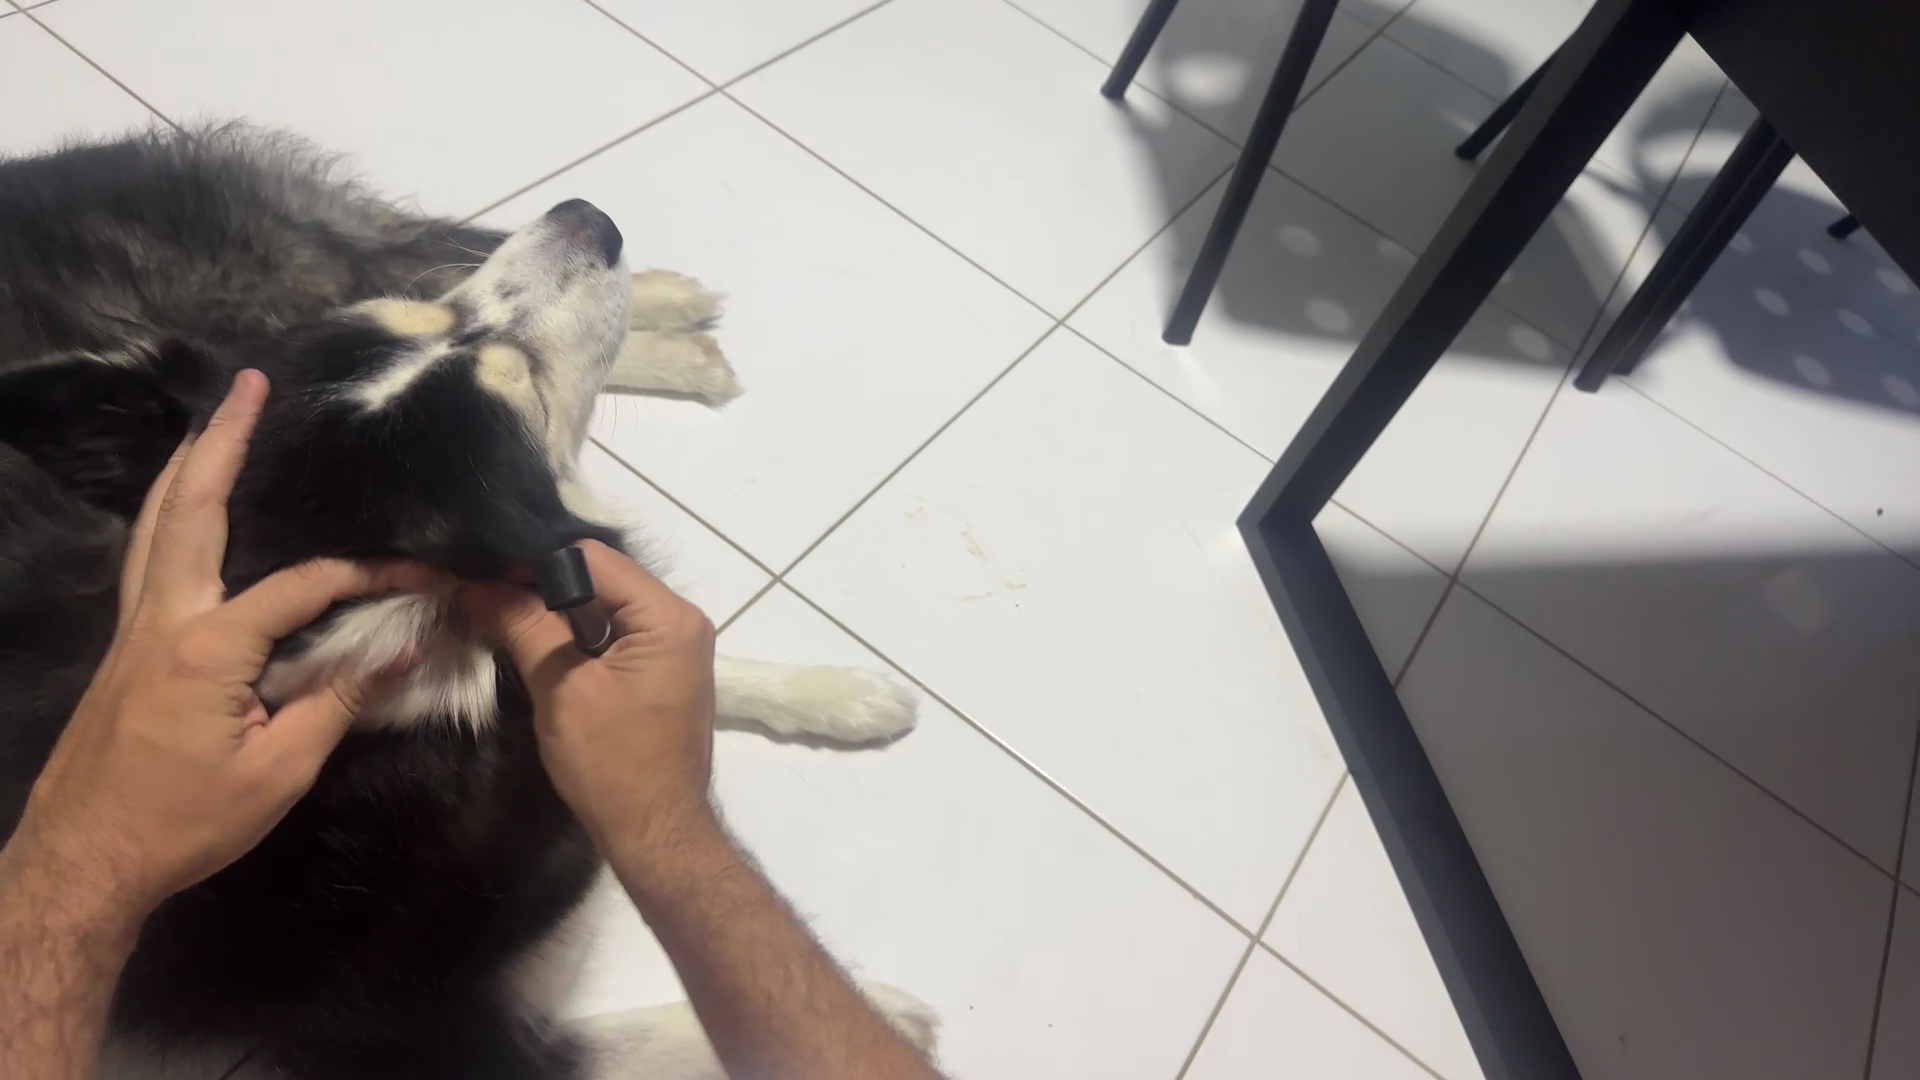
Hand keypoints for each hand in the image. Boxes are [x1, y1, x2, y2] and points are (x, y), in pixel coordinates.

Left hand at [2, 370, 440, 929]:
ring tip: (221, 423)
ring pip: (156, 529)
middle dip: (219, 445)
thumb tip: (408, 647)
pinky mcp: (130, 647)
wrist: (80, 868)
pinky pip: (152, 560)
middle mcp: (161, 622)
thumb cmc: (188, 820)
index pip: (304, 586)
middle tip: (250, 390)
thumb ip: (343, 697)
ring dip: (191, 470)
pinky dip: (176, 515)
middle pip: (188, 513)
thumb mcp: (283, 766)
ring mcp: (135, 631)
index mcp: (206, 648)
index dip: (372, 575)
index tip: (425, 576)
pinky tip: (197, 508)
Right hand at [458, 541, 718, 862]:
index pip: (596, 559)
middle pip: (605, 579)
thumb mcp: (563, 688)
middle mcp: (683, 618)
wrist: (656, 825)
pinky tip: (537, 641)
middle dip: (544, 586)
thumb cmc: (612, 762)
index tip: (484, 573)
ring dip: (558, 612)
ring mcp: (678, 642)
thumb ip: (525, 627)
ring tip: (499, 614)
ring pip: (608, 606)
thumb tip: (479, 584)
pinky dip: (580, 635)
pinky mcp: (665, 665)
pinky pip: (619, 632)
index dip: (536, 561)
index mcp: (668, 616)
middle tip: (484, 593)